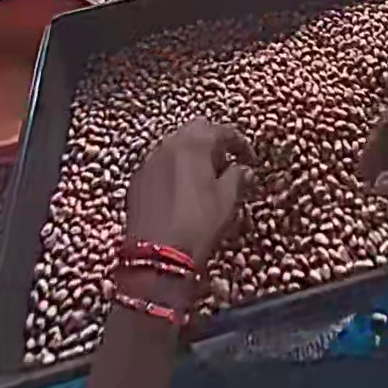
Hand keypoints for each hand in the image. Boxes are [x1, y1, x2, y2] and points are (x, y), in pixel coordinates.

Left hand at [125, 120, 255, 265]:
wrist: (155, 256)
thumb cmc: (197, 223)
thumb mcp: (226, 200)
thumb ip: (237, 177)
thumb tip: (245, 170)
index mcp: (195, 142)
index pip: (223, 131)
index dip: (240, 143)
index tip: (249, 159)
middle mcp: (170, 143)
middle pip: (196, 131)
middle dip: (213, 143)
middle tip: (225, 165)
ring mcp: (150, 160)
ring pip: (175, 146)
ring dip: (192, 155)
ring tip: (204, 180)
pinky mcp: (137, 179)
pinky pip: (160, 164)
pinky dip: (174, 170)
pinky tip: (181, 192)